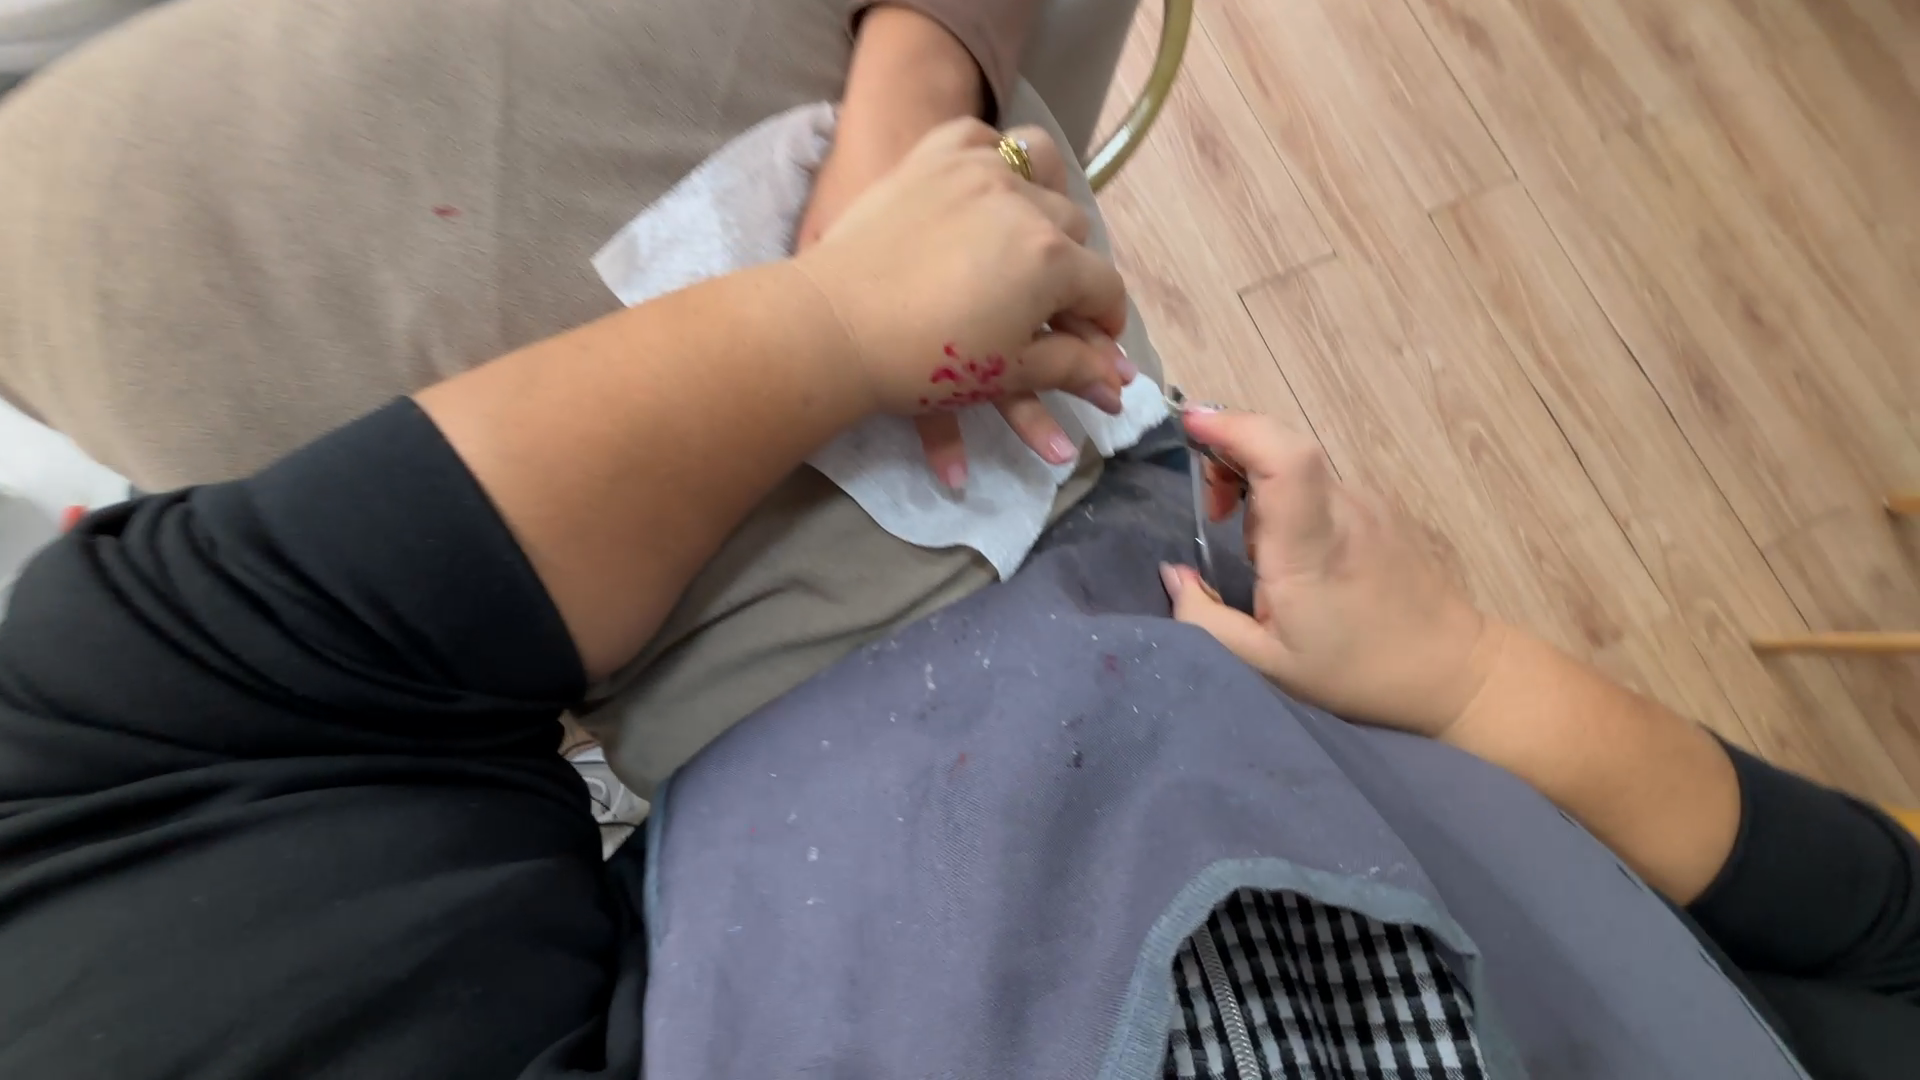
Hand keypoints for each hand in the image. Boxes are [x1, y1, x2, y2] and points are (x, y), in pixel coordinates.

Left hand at [793, 119, 1133, 466]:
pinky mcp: (935, 153)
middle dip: (1073, 270)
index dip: (1107, 321)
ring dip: (1046, 201)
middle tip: (1052, 302)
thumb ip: (1070, 368)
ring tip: (1028, 233)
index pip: (1104, 288)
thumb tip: (1117, 381)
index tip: (1098, 342)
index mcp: (1051, 261)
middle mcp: (1026, 202)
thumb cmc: (925, 362)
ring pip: (1041, 169)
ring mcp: (979, 167)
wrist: (834, 327)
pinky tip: (984, 190)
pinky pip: (983, 137)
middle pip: (1076, 231)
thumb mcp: (1005, 373)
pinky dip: (992, 159)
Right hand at [1158, 408, 1506, 737]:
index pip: (1284, 460)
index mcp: (1311, 549)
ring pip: (1295, 462)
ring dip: (1253, 477)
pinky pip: (1316, 480)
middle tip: (1210, 507)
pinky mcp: (1379, 506)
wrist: (1454, 670)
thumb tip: (1172, 573)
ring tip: (1241, 533)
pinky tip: (1281, 540)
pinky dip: (1281, 491)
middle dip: (1230, 451)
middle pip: (1282, 445)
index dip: (1236, 429)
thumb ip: (1204, 619)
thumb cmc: (1356, 672)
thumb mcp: (1265, 664)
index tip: (1192, 425)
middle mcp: (1343, 511)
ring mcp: (1368, 503)